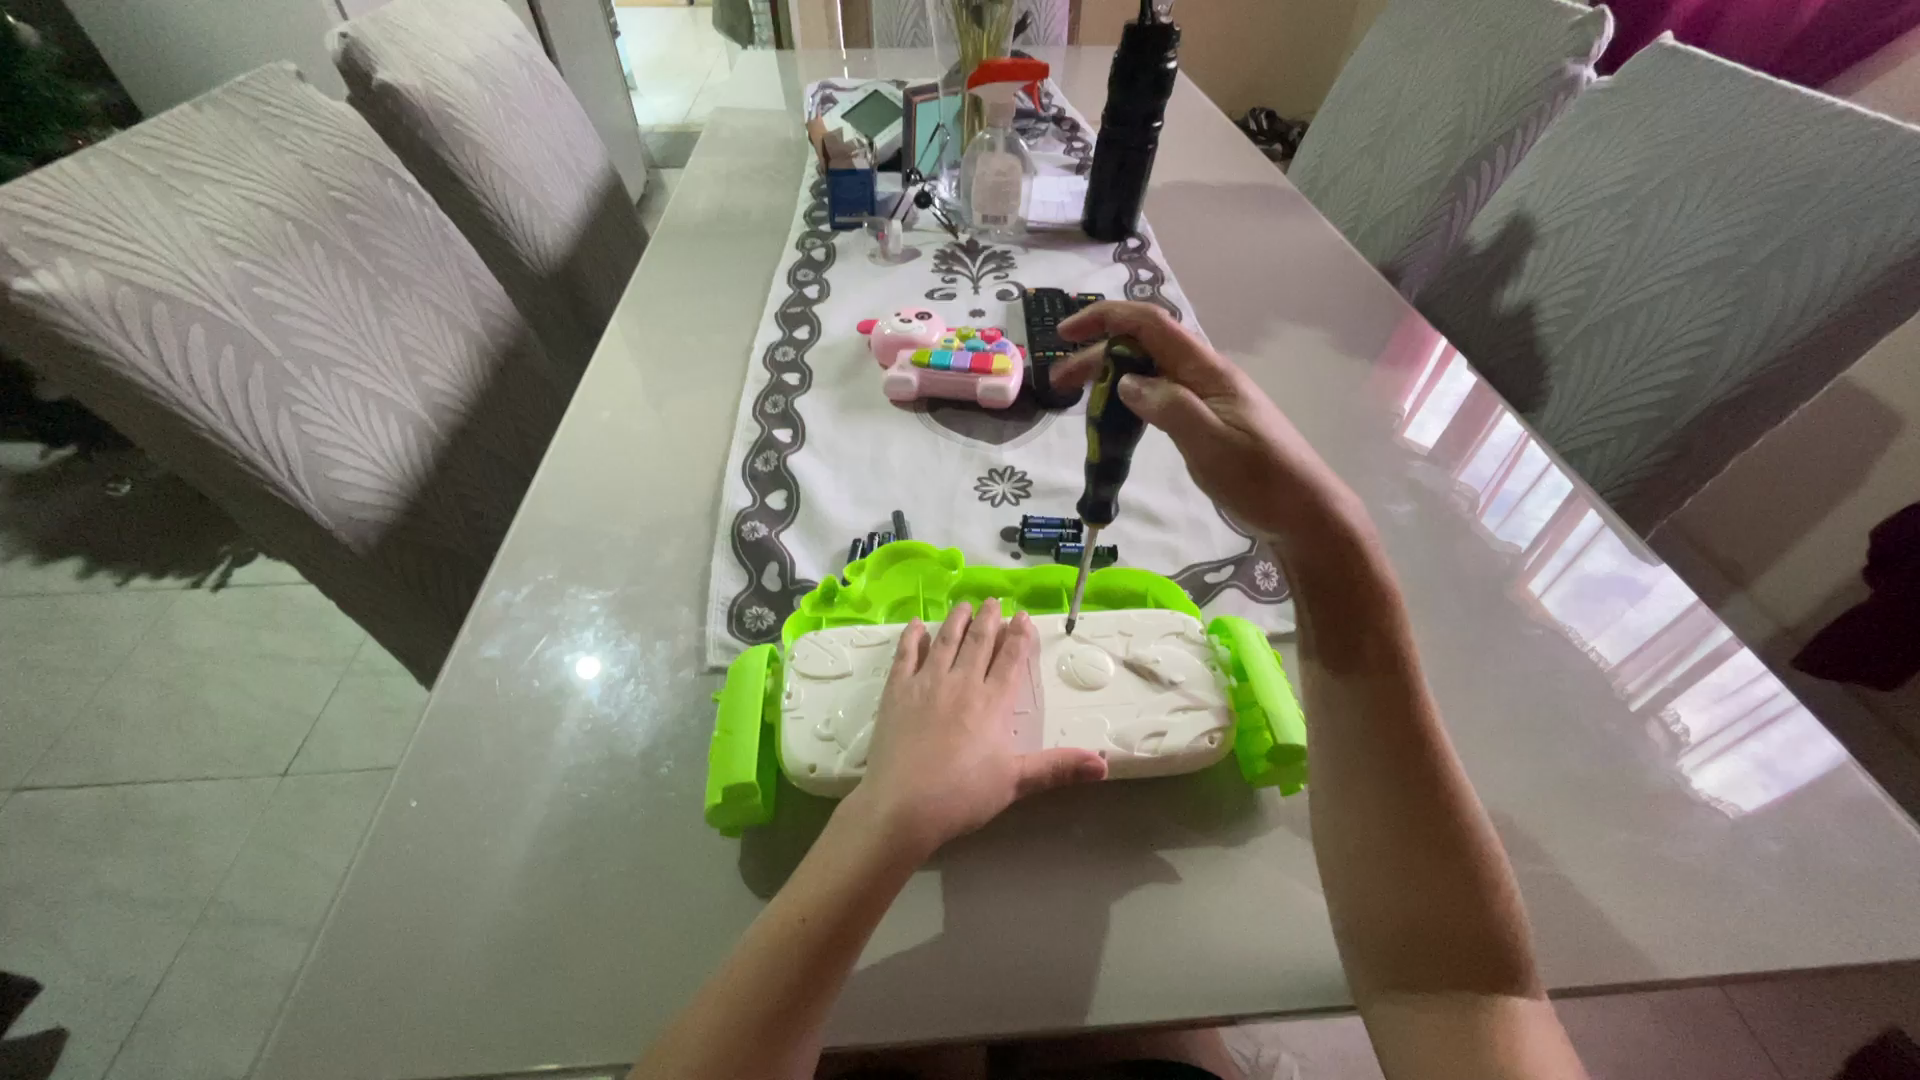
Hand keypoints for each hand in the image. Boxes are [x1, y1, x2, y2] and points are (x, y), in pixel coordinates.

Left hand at [848, 599, 1106, 858]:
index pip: (1010, 660)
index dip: (1019, 637)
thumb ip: (1057, 768)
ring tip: (964, 605)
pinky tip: (916, 625)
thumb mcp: (1015, 782)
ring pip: (945, 641)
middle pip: (978, 643)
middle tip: (994, 601)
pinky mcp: (897, 691)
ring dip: (956, 620)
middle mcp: (962, 683)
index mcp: (993, 702)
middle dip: (988, 620)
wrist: (903, 805)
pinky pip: (906, 655)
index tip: (1023, 617)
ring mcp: (926, 683)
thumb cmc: (963, 795)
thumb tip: (1103, 765)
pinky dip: (912, 637)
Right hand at [1055, 301, 1367, 551]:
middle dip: (1097, 356)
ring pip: (1148, 372)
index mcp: (1207, 371)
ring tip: (1076, 402)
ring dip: (1110, 378)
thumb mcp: (1211, 444)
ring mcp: (1205, 398)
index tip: (1065, 334)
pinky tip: (1115, 418)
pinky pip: (1159, 397)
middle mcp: (1204, 376)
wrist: (1302, 512)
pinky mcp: (1204, 421)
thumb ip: (1169, 408)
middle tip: (1057, 384)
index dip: (1106, 319)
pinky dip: (1128, 401)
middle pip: (1143, 347)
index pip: (1151, 325)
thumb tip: (1125, 381)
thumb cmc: (1260, 479)